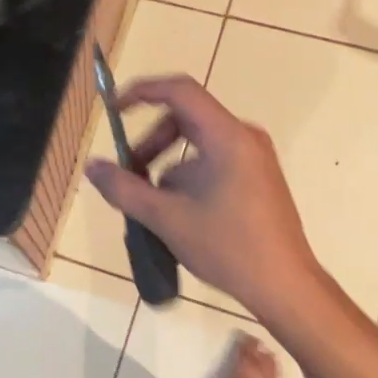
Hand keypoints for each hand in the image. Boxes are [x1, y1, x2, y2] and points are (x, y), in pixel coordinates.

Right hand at [85, 74, 327, 322]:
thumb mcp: (167, 219)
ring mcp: (253, 158)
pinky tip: (178, 215)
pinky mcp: (257, 178)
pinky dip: (186, 177)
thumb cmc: (228, 247)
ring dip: (165, 165)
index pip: (179, 91)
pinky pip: (211, 161)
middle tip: (128, 175)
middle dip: (149, 143)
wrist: (284, 286)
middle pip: (184, 119)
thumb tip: (93, 166)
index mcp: (226, 137)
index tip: (112, 109)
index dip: (141, 92)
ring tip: (151, 205)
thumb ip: (125, 189)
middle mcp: (243, 138)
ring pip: (196, 144)